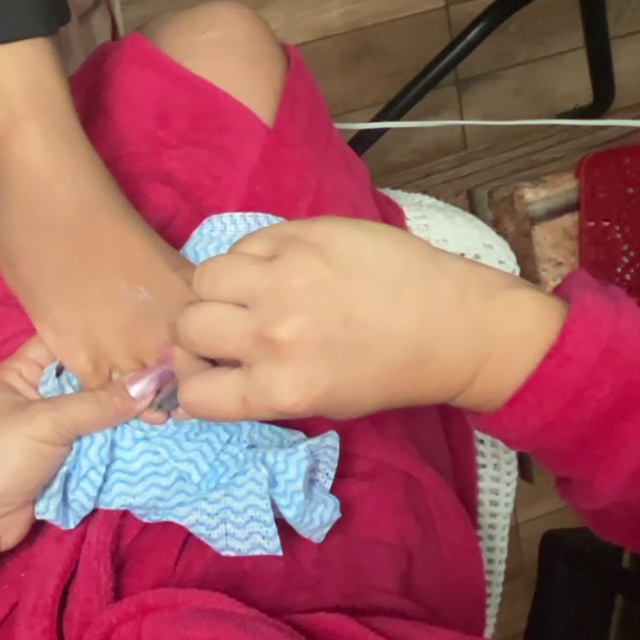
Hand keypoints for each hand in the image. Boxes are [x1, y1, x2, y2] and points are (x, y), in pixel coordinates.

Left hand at [0, 337, 158, 566]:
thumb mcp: (47, 422)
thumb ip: (100, 402)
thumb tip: (154, 380)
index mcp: (21, 372)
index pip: (66, 341)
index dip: (103, 336)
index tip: (147, 331)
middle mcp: (37, 395)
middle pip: (88, 379)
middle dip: (124, 379)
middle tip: (171, 375)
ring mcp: (51, 429)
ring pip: (97, 413)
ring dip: (127, 412)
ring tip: (170, 405)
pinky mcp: (63, 460)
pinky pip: (97, 442)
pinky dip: (121, 439)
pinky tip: (153, 429)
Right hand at [174, 217, 566, 420]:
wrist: (452, 324)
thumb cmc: (384, 373)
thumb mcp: (314, 403)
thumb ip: (253, 393)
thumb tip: (190, 392)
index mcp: (280, 389)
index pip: (194, 393)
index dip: (193, 383)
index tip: (208, 372)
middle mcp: (272, 336)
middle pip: (187, 326)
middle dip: (198, 331)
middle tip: (225, 327)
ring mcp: (285, 279)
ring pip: (204, 277)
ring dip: (218, 288)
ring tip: (249, 291)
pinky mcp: (301, 236)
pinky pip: (243, 244)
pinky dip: (251, 258)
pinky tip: (280, 267)